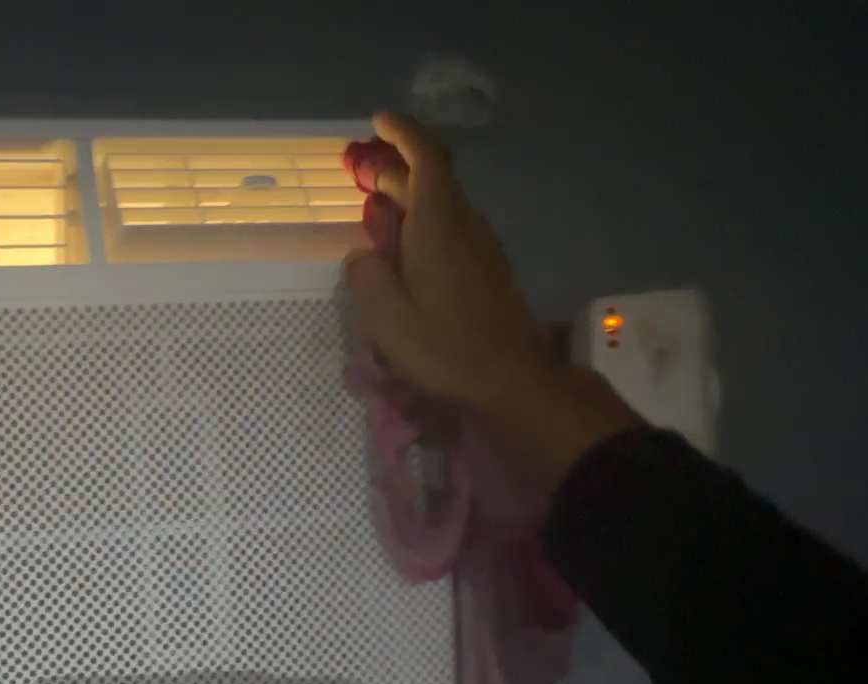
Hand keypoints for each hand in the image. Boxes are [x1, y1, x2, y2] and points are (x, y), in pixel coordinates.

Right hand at [345, 111, 639, 482]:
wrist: (509, 377)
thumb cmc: (443, 347)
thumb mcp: (387, 318)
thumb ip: (367, 278)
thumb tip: (361, 256)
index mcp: (438, 228)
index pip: (427, 161)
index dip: (404, 134)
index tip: (377, 122)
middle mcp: (463, 227)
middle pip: (432, 181)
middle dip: (395, 167)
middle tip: (357, 170)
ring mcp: (478, 247)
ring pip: (440, 205)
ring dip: (406, 197)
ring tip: (371, 205)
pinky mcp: (484, 269)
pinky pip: (447, 228)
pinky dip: (419, 222)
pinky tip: (399, 247)